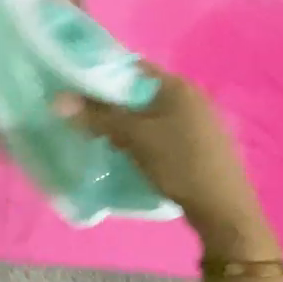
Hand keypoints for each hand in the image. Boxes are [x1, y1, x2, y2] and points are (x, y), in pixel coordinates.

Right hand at [57, 66, 274, 253]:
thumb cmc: (180, 164)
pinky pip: (163, 129)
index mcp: (178, 86)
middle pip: (140, 90)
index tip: (77, 86)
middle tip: (86, 114)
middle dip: (112, 101)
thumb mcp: (133, 137)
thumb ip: (96, 116)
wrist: (226, 214)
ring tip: (103, 134)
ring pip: (151, 112)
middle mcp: (191, 96)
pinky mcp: (202, 144)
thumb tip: (57, 99)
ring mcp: (200, 121)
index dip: (103, 74)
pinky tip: (132, 150)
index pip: (131, 67)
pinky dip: (144, 134)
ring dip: (128, 121)